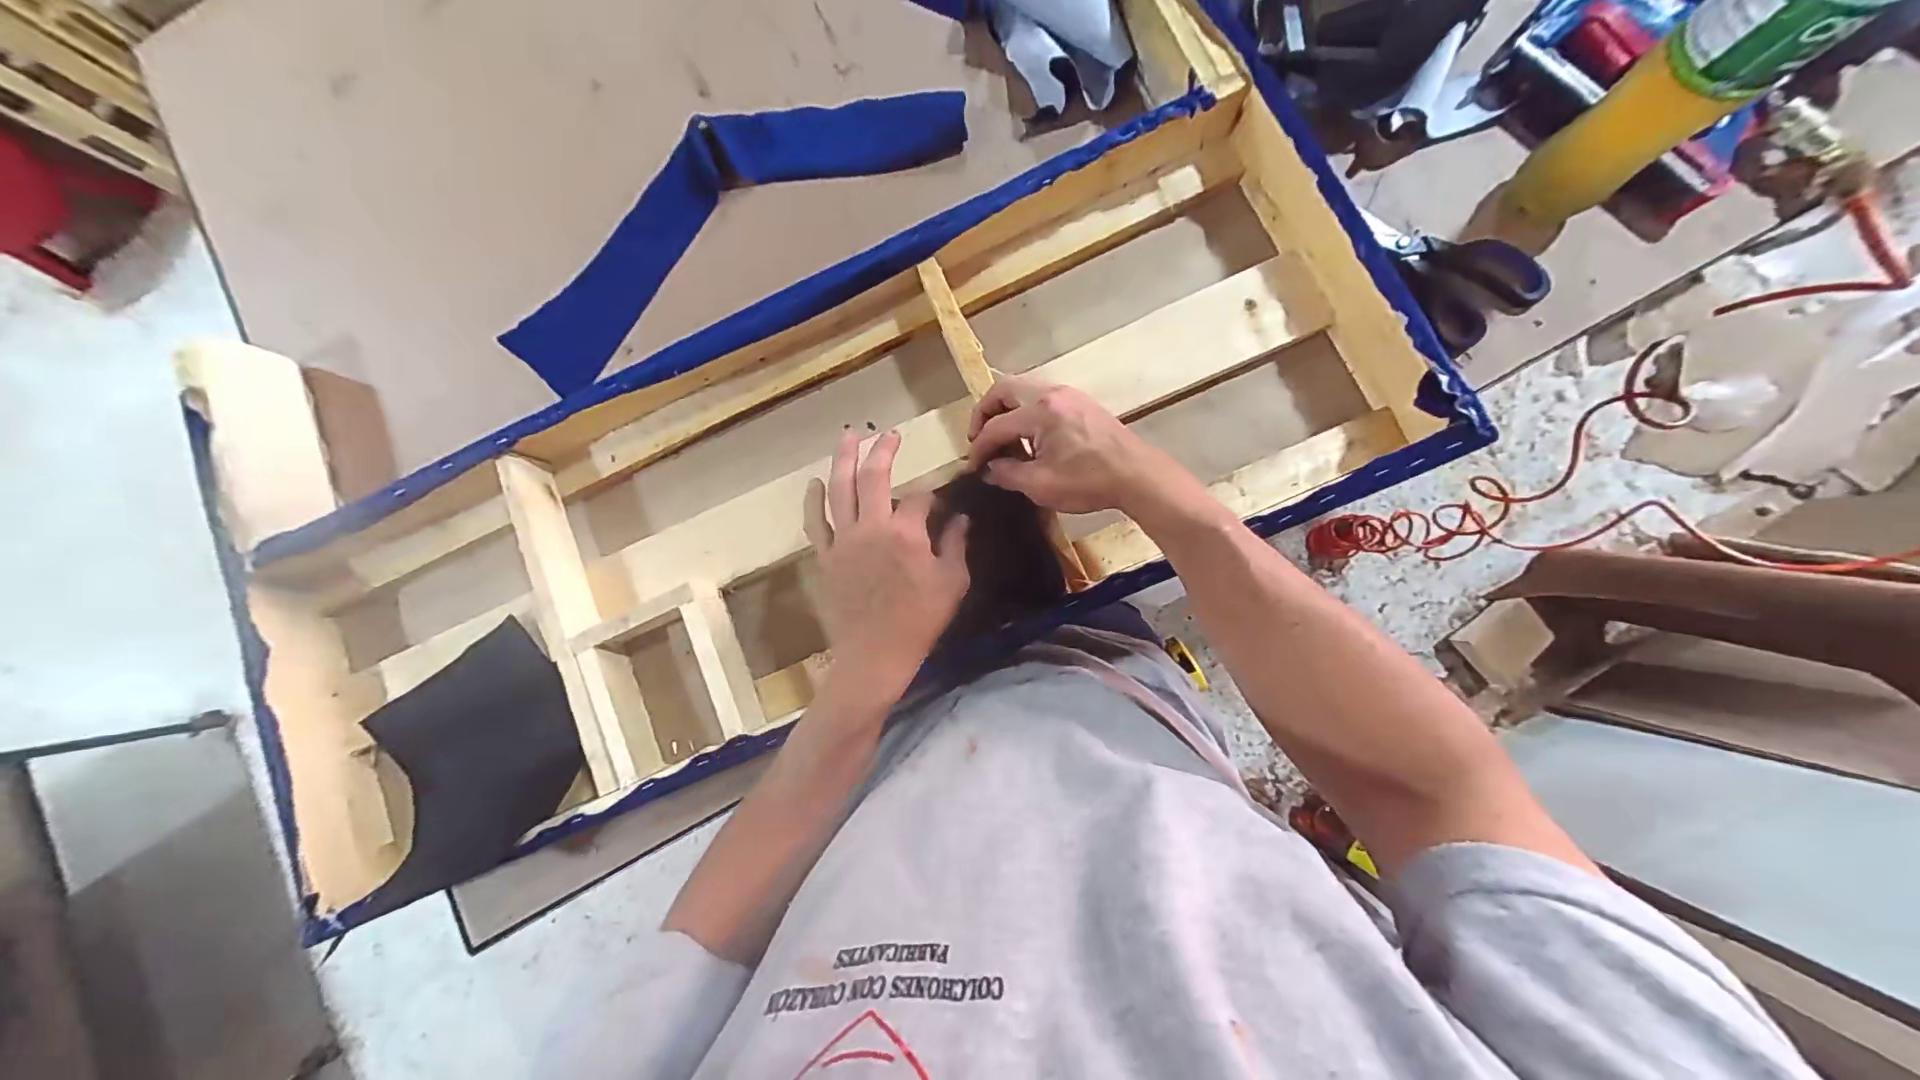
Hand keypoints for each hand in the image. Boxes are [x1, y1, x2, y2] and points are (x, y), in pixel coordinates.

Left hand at [804, 430, 969, 700]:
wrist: (875, 654)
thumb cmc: (920, 620)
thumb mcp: (952, 582)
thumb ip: (957, 544)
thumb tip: (960, 517)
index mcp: (906, 532)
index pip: (921, 498)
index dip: (933, 496)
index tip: (940, 502)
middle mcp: (871, 526)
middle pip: (875, 476)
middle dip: (884, 450)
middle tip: (891, 434)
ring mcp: (844, 540)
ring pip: (840, 489)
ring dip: (843, 458)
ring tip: (848, 434)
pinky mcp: (827, 556)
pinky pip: (815, 522)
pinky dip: (812, 500)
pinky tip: (813, 482)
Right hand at [966, 374, 1184, 515]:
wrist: (1137, 476)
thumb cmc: (1089, 482)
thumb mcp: (1041, 485)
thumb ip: (1008, 474)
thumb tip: (989, 469)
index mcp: (1041, 411)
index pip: (996, 425)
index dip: (979, 448)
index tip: (973, 467)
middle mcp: (1052, 393)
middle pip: (1004, 390)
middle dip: (985, 413)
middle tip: (980, 439)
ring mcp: (1069, 395)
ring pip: (1024, 391)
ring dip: (1006, 412)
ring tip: (1003, 441)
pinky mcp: (1081, 403)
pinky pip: (1042, 398)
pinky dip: (1026, 413)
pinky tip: (1030, 440)